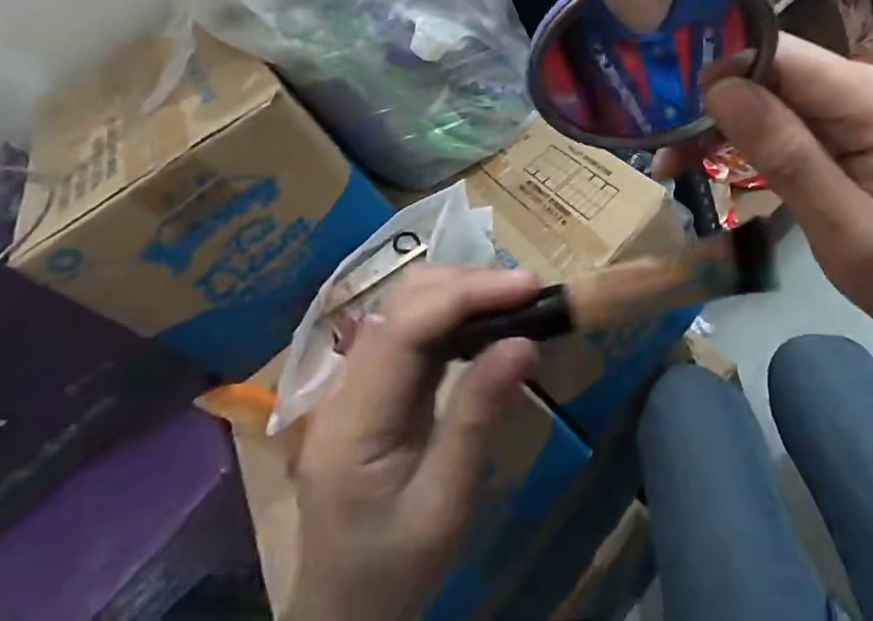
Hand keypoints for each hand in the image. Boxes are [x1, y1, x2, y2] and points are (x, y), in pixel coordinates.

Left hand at [288, 267, 541, 620]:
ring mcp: (351, 380)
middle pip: (399, 304)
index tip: (527, 286)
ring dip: (458, 292)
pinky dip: (450, 317)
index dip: (464, 294)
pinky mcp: (369, 386)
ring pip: (402, 308)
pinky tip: (484, 324)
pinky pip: (408, 333)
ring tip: (515, 300)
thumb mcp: (444, 507)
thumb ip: (477, 419)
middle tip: (529, 292)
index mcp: (352, 417)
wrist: (342, 605)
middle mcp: (343, 383)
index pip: (403, 328)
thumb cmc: (394, 567)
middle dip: (464, 284)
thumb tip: (522, 344)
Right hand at [659, 35, 872, 344]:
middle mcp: (867, 87)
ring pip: (765, 91)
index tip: (671, 114)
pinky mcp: (843, 123)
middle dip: (710, 103)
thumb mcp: (847, 229)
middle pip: (767, 70)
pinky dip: (740, 135)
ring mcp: (855, 103)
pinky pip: (779, 113)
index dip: (720, 73)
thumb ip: (787, 156)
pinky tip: (707, 160)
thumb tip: (721, 89)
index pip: (781, 56)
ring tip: (672, 162)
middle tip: (663, 150)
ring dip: (718, 123)